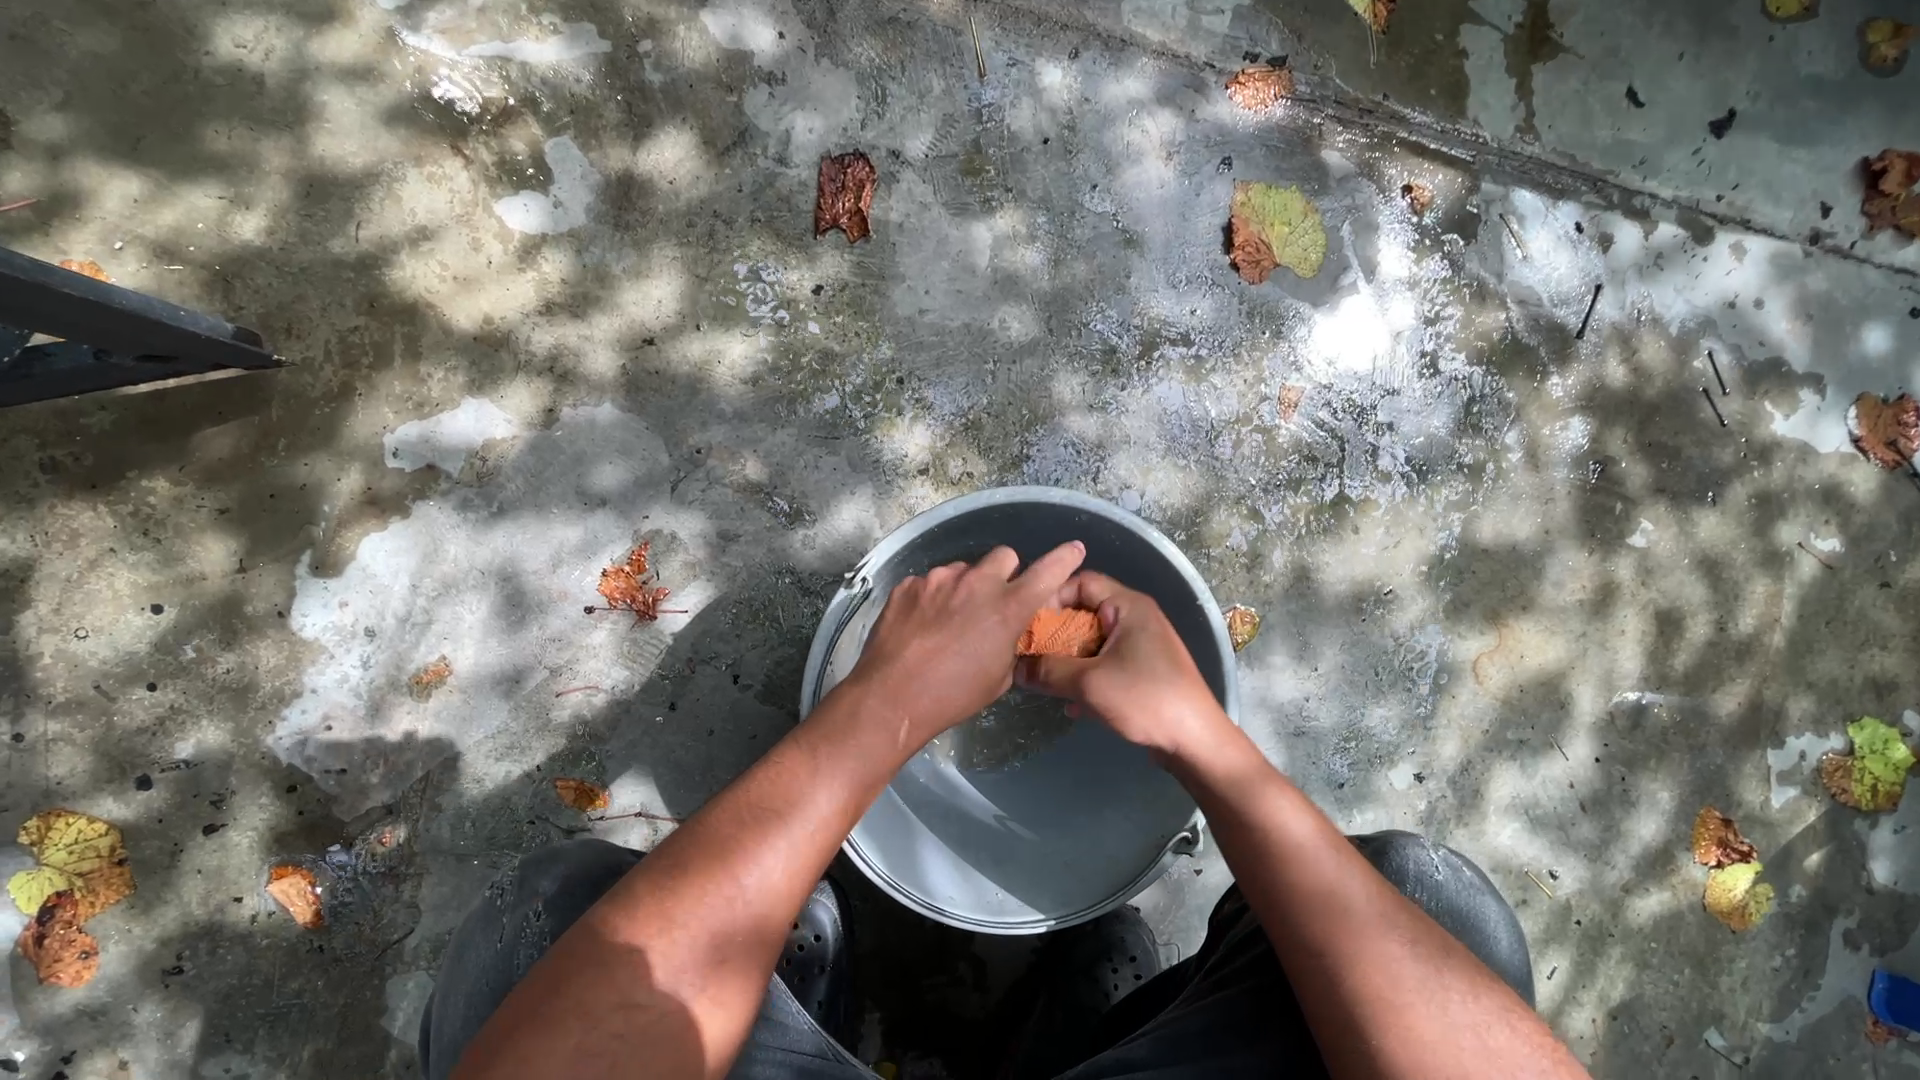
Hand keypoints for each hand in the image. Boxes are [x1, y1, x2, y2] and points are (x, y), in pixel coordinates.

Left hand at [843, 541, 1086, 746]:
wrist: (892, 697)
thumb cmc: (953, 696)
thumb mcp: (999, 677)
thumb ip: (1010, 643)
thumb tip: (1007, 632)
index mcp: (1007, 607)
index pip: (1048, 571)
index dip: (1064, 559)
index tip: (1074, 550)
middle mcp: (976, 583)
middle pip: (1003, 556)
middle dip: (1004, 574)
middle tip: (993, 600)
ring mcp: (938, 579)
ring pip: (963, 570)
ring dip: (965, 587)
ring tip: (948, 619)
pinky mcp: (908, 584)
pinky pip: (929, 582)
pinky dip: (932, 598)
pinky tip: (921, 624)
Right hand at [1014, 572, 1231, 760]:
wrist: (1195, 741)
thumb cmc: (1145, 698)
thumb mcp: (1089, 683)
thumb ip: (1048, 671)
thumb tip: (1016, 669)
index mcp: (1128, 607)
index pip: (1082, 582)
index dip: (1052, 598)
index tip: (1029, 623)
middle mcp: (1136, 619)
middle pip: (1085, 614)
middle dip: (1055, 634)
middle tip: (1030, 653)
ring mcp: (1142, 647)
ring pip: (1093, 643)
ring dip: (1068, 660)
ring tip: (1045, 680)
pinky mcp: (1143, 673)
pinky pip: (1105, 665)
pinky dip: (1086, 678)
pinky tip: (1072, 705)